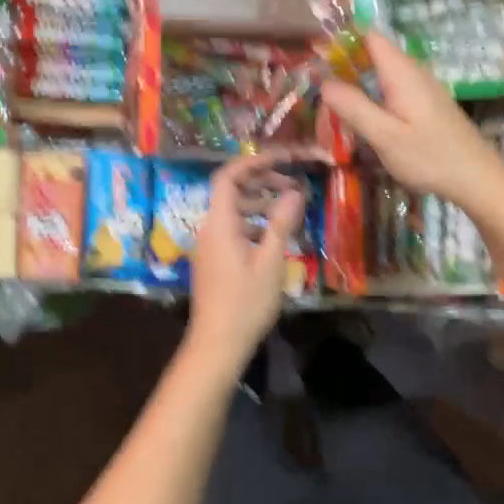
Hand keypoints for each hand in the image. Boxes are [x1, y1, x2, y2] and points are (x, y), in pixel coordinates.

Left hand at [184, 155, 306, 365]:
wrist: (217, 344)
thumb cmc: (245, 304)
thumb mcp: (270, 262)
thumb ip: (281, 223)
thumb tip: (294, 191)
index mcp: (218, 224)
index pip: (228, 177)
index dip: (254, 162)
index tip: (283, 159)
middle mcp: (208, 229)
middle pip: (230, 191)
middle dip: (261, 182)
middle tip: (293, 186)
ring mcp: (209, 247)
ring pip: (233, 212)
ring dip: (260, 204)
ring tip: (290, 211)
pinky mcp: (213, 262)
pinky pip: (232, 230)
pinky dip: (254, 224)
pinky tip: (276, 237)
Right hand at [319, 34, 503, 208]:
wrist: (476, 178)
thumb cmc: (430, 157)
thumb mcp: (385, 136)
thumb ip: (354, 108)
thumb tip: (324, 83)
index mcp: (402, 73)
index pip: (369, 36)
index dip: (341, 38)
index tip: (314, 52)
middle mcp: (413, 72)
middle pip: (374, 53)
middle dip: (344, 62)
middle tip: (315, 83)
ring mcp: (422, 87)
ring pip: (383, 72)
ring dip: (357, 80)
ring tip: (331, 100)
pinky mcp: (426, 104)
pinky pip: (393, 87)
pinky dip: (373, 94)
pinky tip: (363, 116)